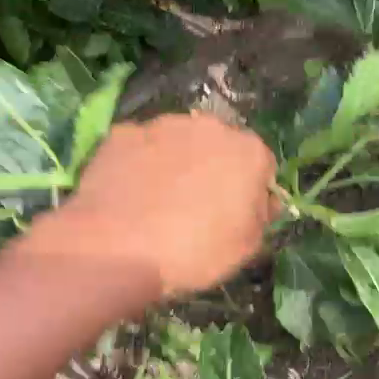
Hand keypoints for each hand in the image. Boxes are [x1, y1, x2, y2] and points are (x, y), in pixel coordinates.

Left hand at [33, 113, 276, 295]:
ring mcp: (163, 125)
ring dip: (177, 161)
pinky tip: (131, 194)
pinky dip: (140, 163)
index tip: (237, 214)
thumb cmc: (195, 252)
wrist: (115, 249)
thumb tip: (263, 201)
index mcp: (249, 152)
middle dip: (215, 168)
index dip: (251, 190)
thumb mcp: (247, 247)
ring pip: (179, 141)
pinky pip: (141, 146)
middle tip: (199, 206)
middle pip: (221, 145)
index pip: (262, 165)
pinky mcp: (123, 133)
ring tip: (160, 201)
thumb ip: (262, 215)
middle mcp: (210, 127)